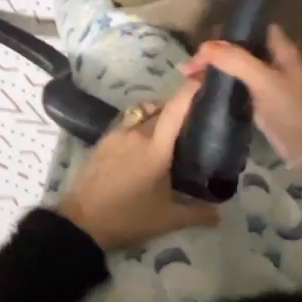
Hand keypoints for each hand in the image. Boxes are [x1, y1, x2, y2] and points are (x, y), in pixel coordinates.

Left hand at [56, 81, 219, 248]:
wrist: (82, 221)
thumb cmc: (127, 217)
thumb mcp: (166, 220)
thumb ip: (196, 214)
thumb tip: (220, 215)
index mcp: (156, 148)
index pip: (176, 109)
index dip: (190, 91)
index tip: (204, 80)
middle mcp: (137, 133)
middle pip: (161, 108)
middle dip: (178, 108)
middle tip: (193, 121)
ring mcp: (118, 134)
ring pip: (144, 113)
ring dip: (158, 115)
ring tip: (169, 132)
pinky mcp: (104, 139)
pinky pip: (128, 122)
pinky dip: (141, 124)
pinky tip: (144, 144)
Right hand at [182, 26, 301, 205]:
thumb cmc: (295, 111)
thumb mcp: (265, 81)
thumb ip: (236, 61)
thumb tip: (203, 47)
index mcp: (281, 49)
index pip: (252, 28)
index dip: (230, 30)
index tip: (204, 41)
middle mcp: (274, 62)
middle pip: (241, 49)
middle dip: (216, 53)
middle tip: (190, 65)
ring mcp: (268, 84)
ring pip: (237, 69)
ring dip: (216, 71)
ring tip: (189, 78)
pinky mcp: (262, 105)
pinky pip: (238, 89)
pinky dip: (221, 88)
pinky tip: (203, 92)